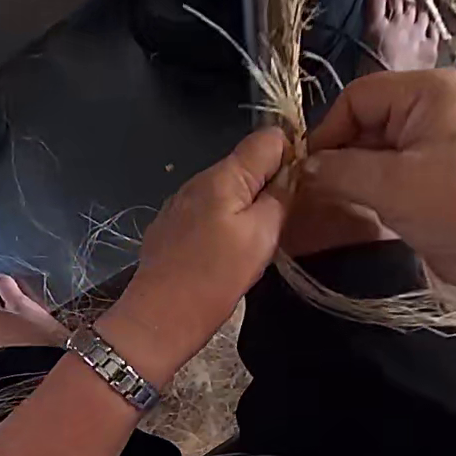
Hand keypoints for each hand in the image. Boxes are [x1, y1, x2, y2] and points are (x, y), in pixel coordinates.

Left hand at [97, 128, 290, 384]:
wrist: (159, 317)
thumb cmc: (215, 278)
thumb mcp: (262, 236)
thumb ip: (279, 196)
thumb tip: (290, 170)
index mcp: (223, 175)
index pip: (269, 138)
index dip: (290, 157)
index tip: (296, 191)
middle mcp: (197, 180)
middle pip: (245, 165)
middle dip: (266, 188)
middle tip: (276, 227)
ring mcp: (179, 203)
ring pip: (225, 192)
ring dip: (242, 210)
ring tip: (247, 246)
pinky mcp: (168, 227)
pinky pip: (205, 213)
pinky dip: (219, 225)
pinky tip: (218, 255)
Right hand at [298, 69, 455, 287]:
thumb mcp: (390, 183)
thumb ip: (339, 170)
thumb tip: (303, 167)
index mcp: (427, 92)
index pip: (358, 97)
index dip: (328, 130)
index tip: (305, 169)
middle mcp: (431, 112)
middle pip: (366, 124)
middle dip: (339, 156)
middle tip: (313, 191)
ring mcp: (434, 148)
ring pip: (375, 154)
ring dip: (352, 178)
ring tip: (330, 203)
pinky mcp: (434, 181)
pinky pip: (390, 177)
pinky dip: (369, 192)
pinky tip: (355, 211)